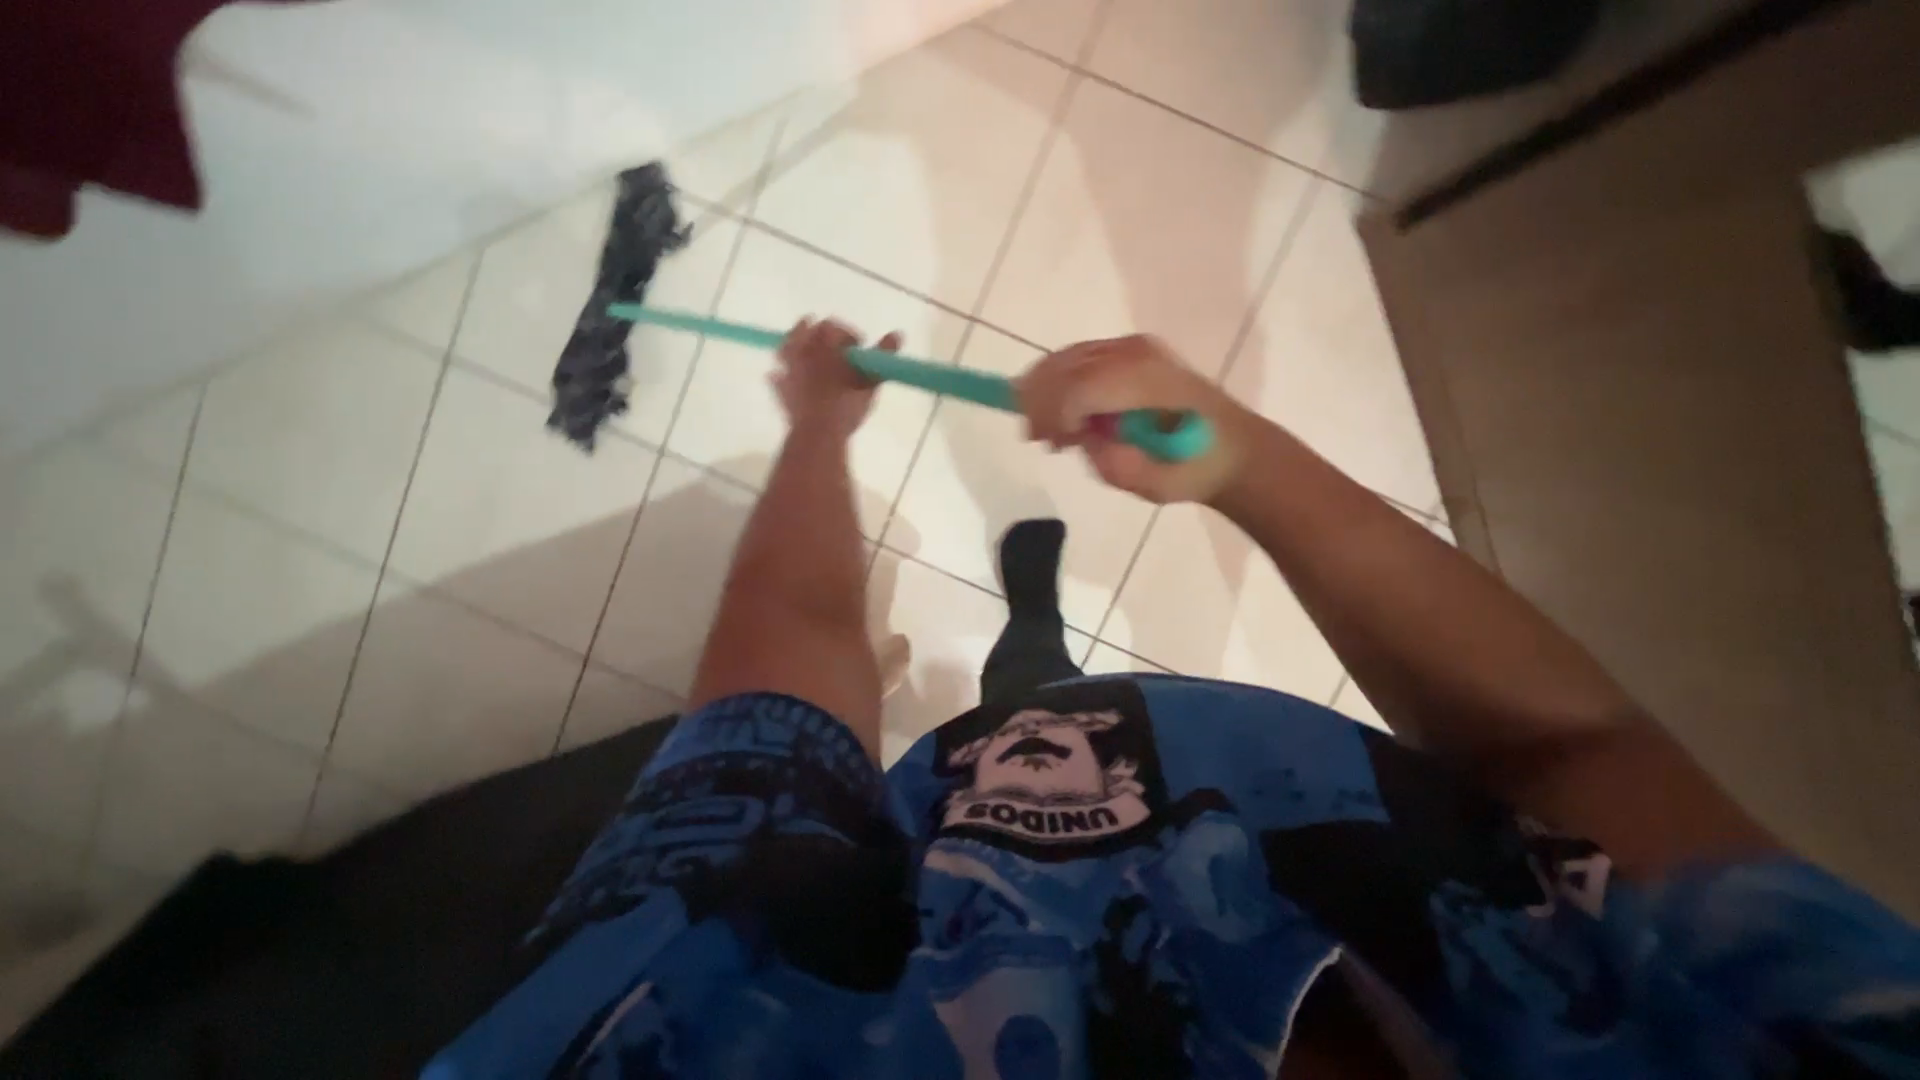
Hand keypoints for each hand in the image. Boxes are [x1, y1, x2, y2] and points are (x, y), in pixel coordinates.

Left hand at [773, 318, 901, 437]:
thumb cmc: (846, 403)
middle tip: (834, 349)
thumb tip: (897, 333)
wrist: (818, 433)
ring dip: (796, 346)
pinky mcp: (779, 389)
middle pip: (806, 330)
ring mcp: (787, 369)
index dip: (848, 334)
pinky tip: (783, 378)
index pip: (833, 325)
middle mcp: (801, 350)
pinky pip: (776, 376)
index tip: (858, 348)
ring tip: (807, 356)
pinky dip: (781, 374)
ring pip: (787, 348)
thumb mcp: (871, 379)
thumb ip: (882, 354)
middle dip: (820, 334)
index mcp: (823, 342)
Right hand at [1017, 334, 1266, 504]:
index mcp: (1147, 385)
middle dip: (1041, 401)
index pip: (1080, 387)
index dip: (1053, 414)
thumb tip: (1082, 439)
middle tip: (1038, 438)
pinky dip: (1060, 381)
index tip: (1049, 445)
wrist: (1234, 448)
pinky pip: (1078, 357)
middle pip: (1065, 365)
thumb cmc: (1194, 469)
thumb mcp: (1154, 483)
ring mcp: (1134, 346)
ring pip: (1067, 357)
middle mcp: (1137, 355)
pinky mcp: (1131, 349)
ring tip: (1052, 430)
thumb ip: (1114, 463)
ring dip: (1046, 390)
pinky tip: (1067, 415)